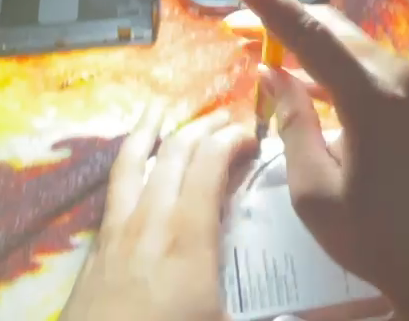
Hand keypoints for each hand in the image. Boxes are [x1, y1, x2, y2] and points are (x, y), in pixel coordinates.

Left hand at [59, 107, 256, 320]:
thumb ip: (267, 317)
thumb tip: (314, 316)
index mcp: (188, 237)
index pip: (210, 162)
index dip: (233, 139)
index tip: (253, 138)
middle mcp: (151, 220)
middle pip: (176, 151)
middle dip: (204, 127)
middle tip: (227, 121)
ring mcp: (117, 231)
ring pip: (133, 160)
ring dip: (153, 130)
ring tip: (163, 108)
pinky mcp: (95, 249)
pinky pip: (114, 188)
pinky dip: (127, 162)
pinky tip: (131, 165)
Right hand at [231, 0, 408, 320]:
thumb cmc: (375, 234)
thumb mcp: (314, 188)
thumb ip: (291, 121)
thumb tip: (273, 73)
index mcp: (369, 93)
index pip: (310, 32)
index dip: (270, 3)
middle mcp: (391, 73)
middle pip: (328, 26)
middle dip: (281, 18)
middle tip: (236, 26)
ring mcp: (404, 81)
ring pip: (343, 40)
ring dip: (301, 38)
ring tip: (256, 44)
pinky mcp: (408, 94)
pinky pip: (357, 60)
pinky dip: (323, 59)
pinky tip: (297, 73)